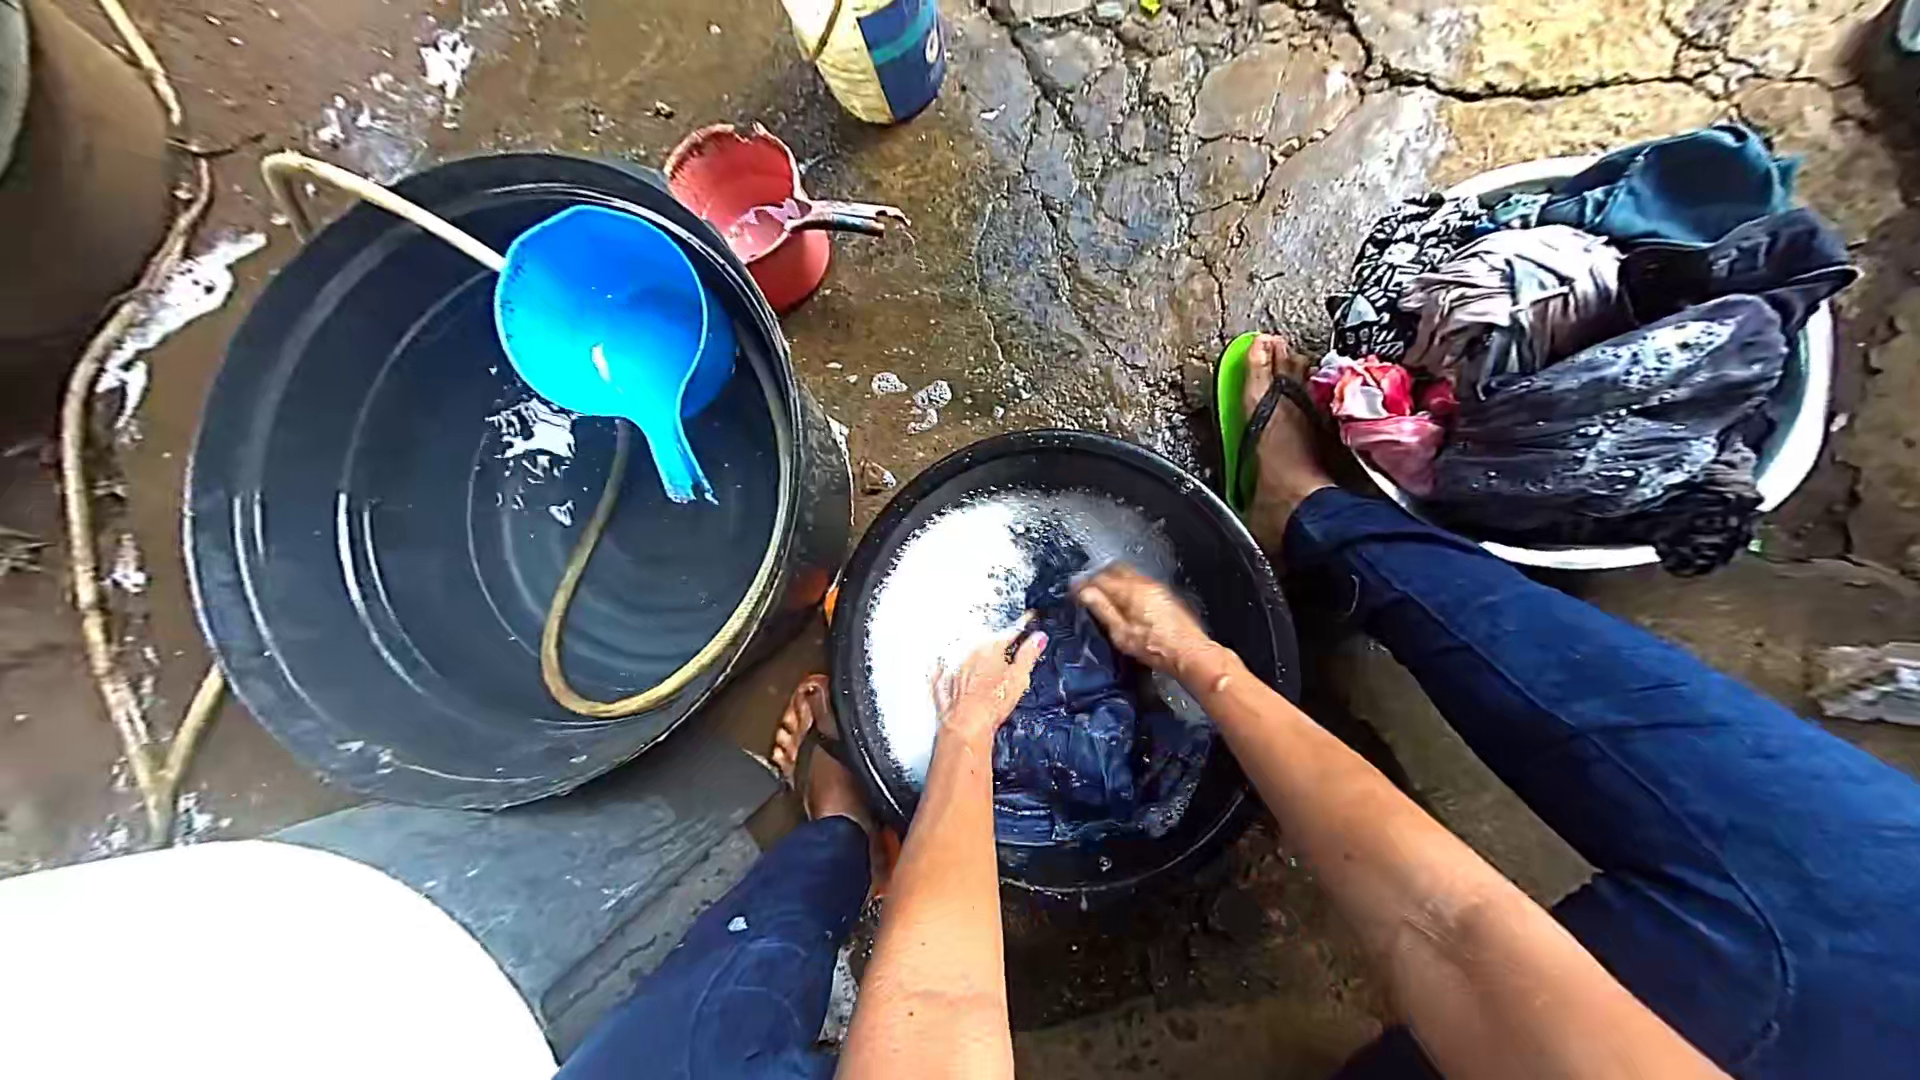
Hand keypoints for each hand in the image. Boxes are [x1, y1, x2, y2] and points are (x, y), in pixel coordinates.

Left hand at [932, 620, 1047, 745]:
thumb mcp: (1019, 678)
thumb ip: (1029, 654)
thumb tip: (1039, 638)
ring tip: (986, 672)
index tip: (1028, 620)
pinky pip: (945, 671)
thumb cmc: (991, 704)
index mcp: (990, 647)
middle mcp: (969, 653)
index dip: (1022, 627)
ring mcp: (954, 667)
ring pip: (966, 656)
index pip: (1011, 632)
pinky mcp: (942, 683)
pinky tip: (954, 675)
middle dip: (997, 646)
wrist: (965, 726)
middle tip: (1008, 655)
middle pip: (987, 644)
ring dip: (976, 658)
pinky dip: (949, 670)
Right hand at [1074, 563, 1222, 679]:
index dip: (1084, 584)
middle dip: (1098, 576)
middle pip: (1114, 569)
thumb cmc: (1156, 648)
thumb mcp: (1121, 634)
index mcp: (1129, 591)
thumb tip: (1085, 593)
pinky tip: (1125, 601)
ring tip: (1104, 596)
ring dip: (1113, 580)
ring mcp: (1156, 588)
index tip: (1075, 591)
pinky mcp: (1165, 595)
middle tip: (1088, 589)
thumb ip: (1102, 610)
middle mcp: (1144, 583)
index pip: (1099, 579)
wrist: (1191, 654)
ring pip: (1128, 574)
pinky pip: (1140, 581)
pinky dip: (1127, 586)